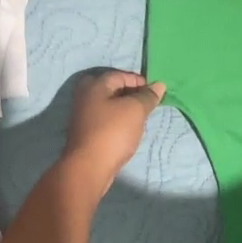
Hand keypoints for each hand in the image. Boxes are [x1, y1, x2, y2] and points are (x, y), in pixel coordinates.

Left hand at [60, 70, 165, 187]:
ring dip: (126, 110)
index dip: (140, 82)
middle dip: (133, 96)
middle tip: (149, 107)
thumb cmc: (112, 132)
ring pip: (110, 106)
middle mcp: (85, 95)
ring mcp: (83, 115)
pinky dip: (118, 122)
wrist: (89, 167)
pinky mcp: (86, 132)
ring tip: (141, 120)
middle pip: (114, 90)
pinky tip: (128, 132)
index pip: (121, 75)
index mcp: (94, 84)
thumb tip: (159, 85)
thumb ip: (147, 96)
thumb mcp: (135, 110)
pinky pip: (106, 120)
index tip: (156, 94)